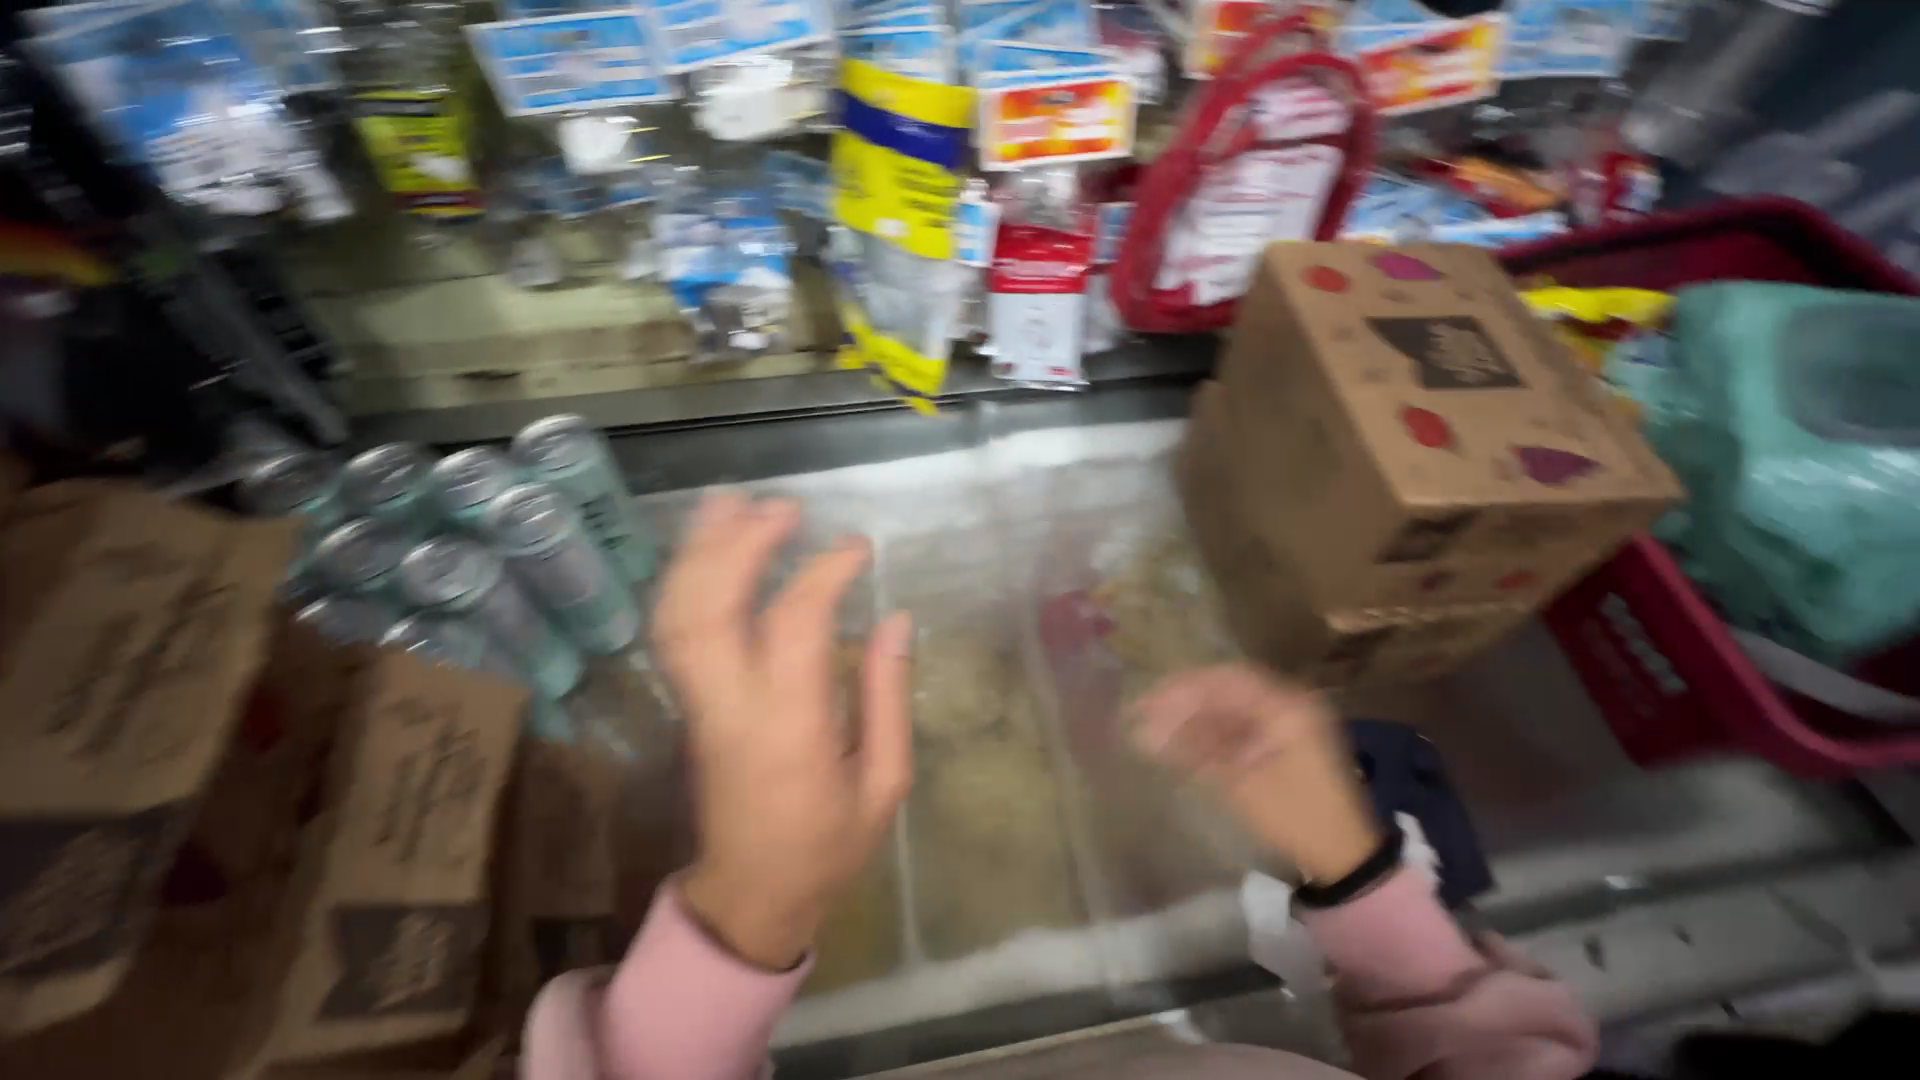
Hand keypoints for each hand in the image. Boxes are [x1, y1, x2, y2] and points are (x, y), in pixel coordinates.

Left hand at [652, 491, 913, 969]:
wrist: (751, 893)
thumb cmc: (828, 844)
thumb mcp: (884, 783)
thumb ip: (888, 698)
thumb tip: (895, 619)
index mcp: (790, 727)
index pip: (795, 625)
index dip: (824, 572)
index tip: (857, 546)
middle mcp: (731, 705)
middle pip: (712, 607)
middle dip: (740, 544)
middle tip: (782, 506)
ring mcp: (698, 703)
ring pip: (678, 614)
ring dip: (699, 551)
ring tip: (731, 503)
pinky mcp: (686, 704)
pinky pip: (672, 631)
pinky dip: (684, 580)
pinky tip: (707, 549)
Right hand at [1131, 665, 1379, 884]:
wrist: (1346, 858)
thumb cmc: (1299, 819)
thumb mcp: (1243, 785)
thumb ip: (1195, 750)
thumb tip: (1145, 731)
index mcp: (1288, 707)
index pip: (1227, 680)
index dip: (1184, 686)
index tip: (1149, 699)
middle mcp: (1289, 705)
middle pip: (1227, 690)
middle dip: (1184, 700)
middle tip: (1145, 712)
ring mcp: (1287, 724)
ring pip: (1229, 708)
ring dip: (1193, 717)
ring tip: (1155, 728)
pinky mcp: (1281, 743)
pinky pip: (1239, 727)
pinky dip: (1209, 732)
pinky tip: (1182, 742)